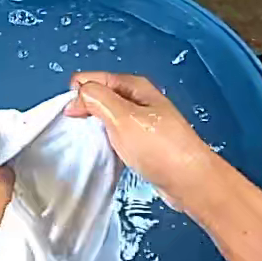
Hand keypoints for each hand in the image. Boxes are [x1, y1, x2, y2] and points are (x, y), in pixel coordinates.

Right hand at [66, 72, 223, 212]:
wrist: (189, 181)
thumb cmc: (158, 147)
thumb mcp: (121, 117)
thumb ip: (97, 98)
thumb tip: (80, 92)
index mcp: (134, 86)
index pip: (92, 79)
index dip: (78, 94)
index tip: (72, 115)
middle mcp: (138, 99)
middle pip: (100, 96)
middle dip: (85, 109)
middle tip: (80, 131)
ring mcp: (142, 121)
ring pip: (107, 116)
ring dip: (96, 127)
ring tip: (91, 142)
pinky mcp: (143, 142)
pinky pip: (116, 133)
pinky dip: (107, 140)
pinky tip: (105, 152)